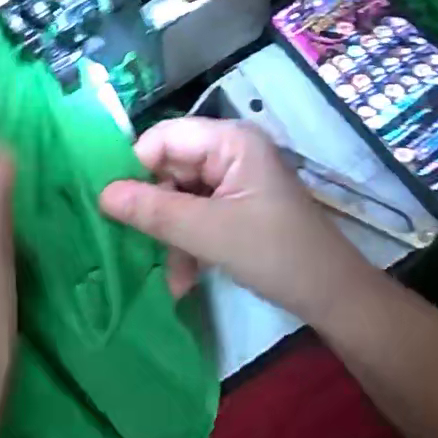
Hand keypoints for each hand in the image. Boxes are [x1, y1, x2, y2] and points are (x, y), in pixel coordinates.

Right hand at [99, 117, 375, 322]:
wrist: (336, 300)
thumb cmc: (276, 254)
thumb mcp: (209, 233)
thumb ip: (153, 211)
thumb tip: (101, 194)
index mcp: (229, 140)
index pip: (164, 137)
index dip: (135, 166)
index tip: (110, 202)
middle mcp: (229, 151)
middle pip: (170, 167)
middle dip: (155, 210)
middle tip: (134, 243)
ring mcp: (233, 179)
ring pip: (179, 195)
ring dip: (170, 235)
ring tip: (170, 277)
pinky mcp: (236, 205)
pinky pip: (196, 214)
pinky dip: (187, 243)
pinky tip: (183, 279)